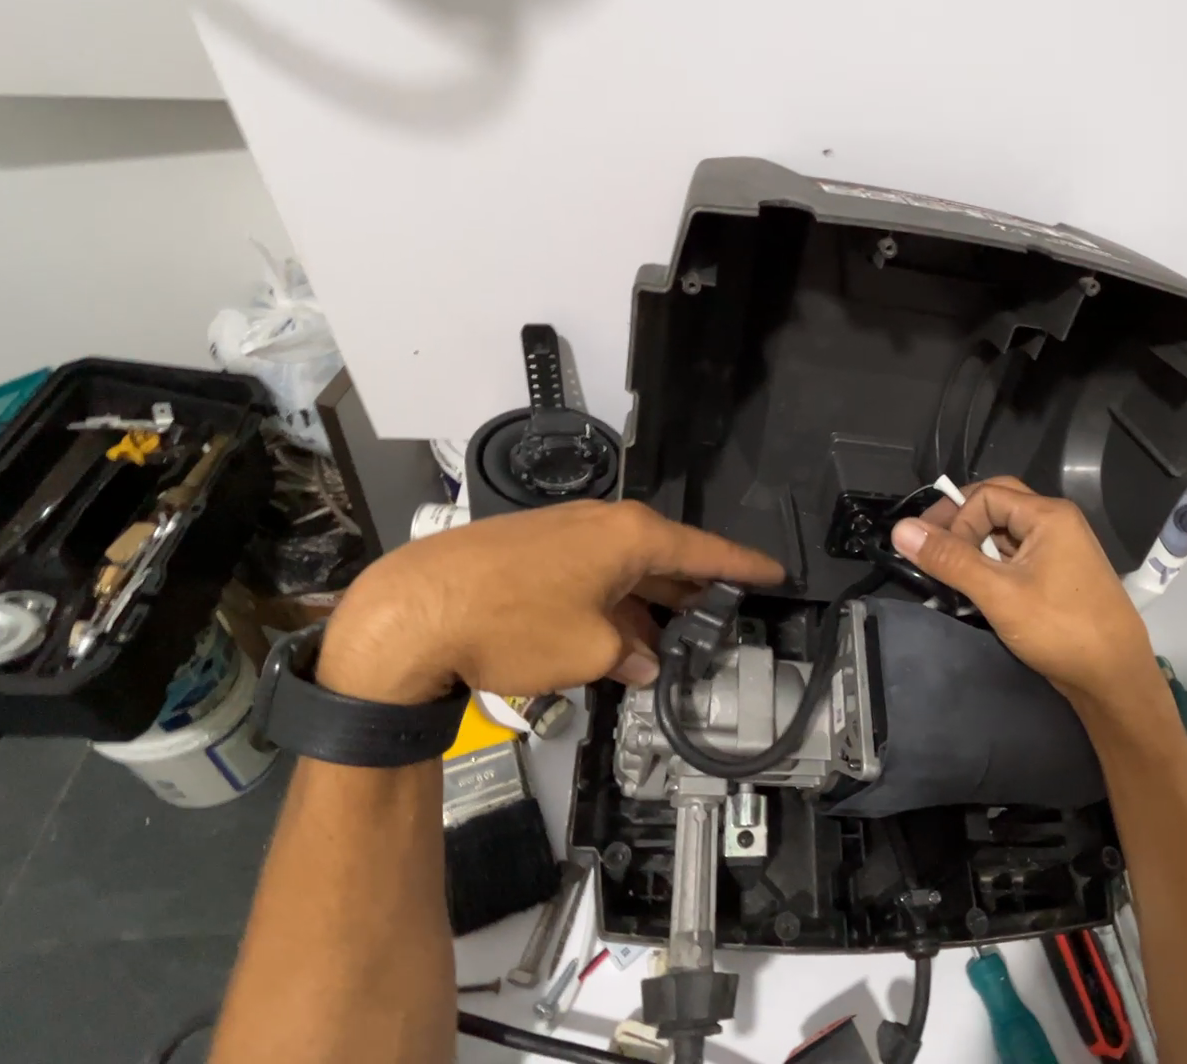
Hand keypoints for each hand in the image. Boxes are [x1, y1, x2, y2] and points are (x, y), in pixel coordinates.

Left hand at [315, 500, 784, 703]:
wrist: (411, 612)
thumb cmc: (511, 624)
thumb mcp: (590, 651)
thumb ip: (630, 655)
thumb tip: (642, 661)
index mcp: (631, 537)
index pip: (706, 551)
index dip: (745, 567)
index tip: (775, 573)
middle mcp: (602, 525)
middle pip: (668, 559)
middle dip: (694, 592)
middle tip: (723, 617)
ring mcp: (565, 535)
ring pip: (627, 571)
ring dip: (648, 607)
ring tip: (670, 645)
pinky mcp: (533, 551)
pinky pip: (592, 576)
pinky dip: (611, 605)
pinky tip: (616, 640)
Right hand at [890, 478, 1158, 710]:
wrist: (1115, 679)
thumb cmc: (1060, 629)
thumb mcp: (998, 593)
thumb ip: (949, 559)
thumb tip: (901, 529)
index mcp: (1048, 516)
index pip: (985, 495)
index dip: (955, 519)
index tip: (934, 553)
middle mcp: (1056, 524)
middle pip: (996, 507)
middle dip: (960, 526)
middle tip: (932, 552)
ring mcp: (1059, 551)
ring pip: (1004, 534)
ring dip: (974, 549)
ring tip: (950, 576)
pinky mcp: (1057, 577)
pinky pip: (1015, 558)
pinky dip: (990, 567)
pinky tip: (975, 590)